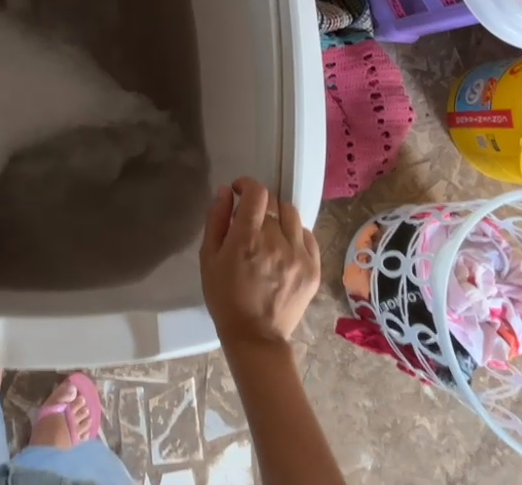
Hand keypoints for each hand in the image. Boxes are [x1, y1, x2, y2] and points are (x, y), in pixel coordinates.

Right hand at [199, 177, 320, 350]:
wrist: (255, 336)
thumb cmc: (224, 296)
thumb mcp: (208, 257)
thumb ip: (216, 220)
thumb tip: (225, 192)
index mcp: (247, 238)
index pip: (257, 192)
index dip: (247, 184)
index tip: (239, 190)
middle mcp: (277, 242)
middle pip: (273, 204)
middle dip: (259, 205)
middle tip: (250, 220)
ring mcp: (299, 256)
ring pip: (293, 216)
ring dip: (279, 215)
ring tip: (270, 230)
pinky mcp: (314, 269)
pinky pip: (308, 236)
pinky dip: (295, 233)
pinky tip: (284, 246)